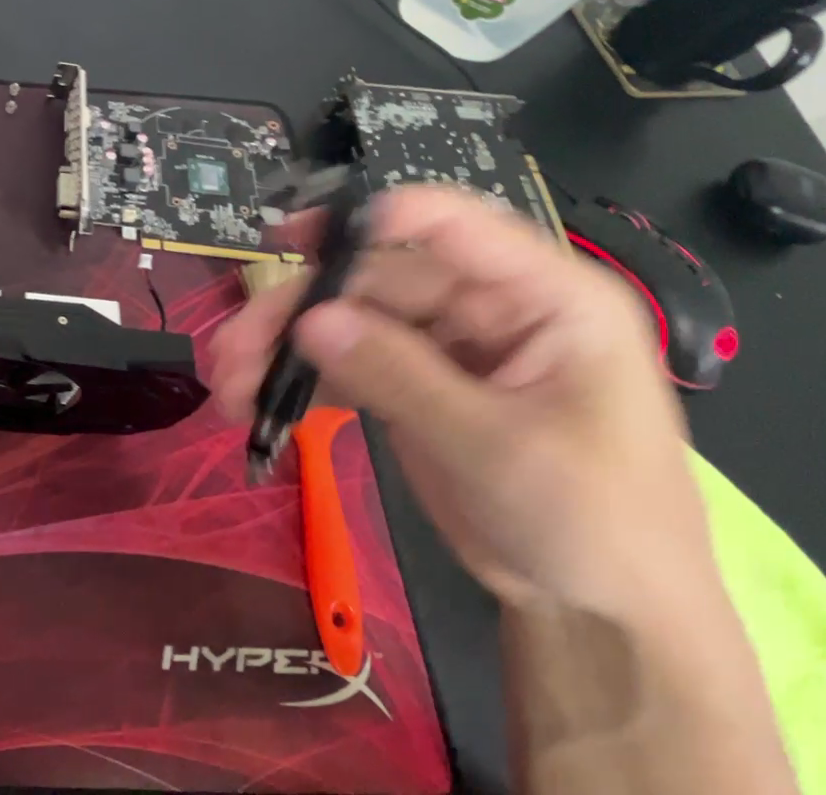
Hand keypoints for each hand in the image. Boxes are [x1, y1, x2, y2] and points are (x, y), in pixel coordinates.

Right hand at [208, 185, 716, 615]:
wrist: (598, 606)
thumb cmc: (590, 520)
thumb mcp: (494, 445)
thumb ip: (399, 375)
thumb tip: (309, 320)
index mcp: (541, 298)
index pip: (455, 227)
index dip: (372, 220)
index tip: (290, 238)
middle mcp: (488, 310)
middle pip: (372, 282)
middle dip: (295, 314)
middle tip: (229, 352)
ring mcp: (445, 350)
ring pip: (346, 324)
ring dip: (282, 352)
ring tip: (227, 389)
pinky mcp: (413, 388)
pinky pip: (344, 368)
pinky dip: (298, 384)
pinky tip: (254, 407)